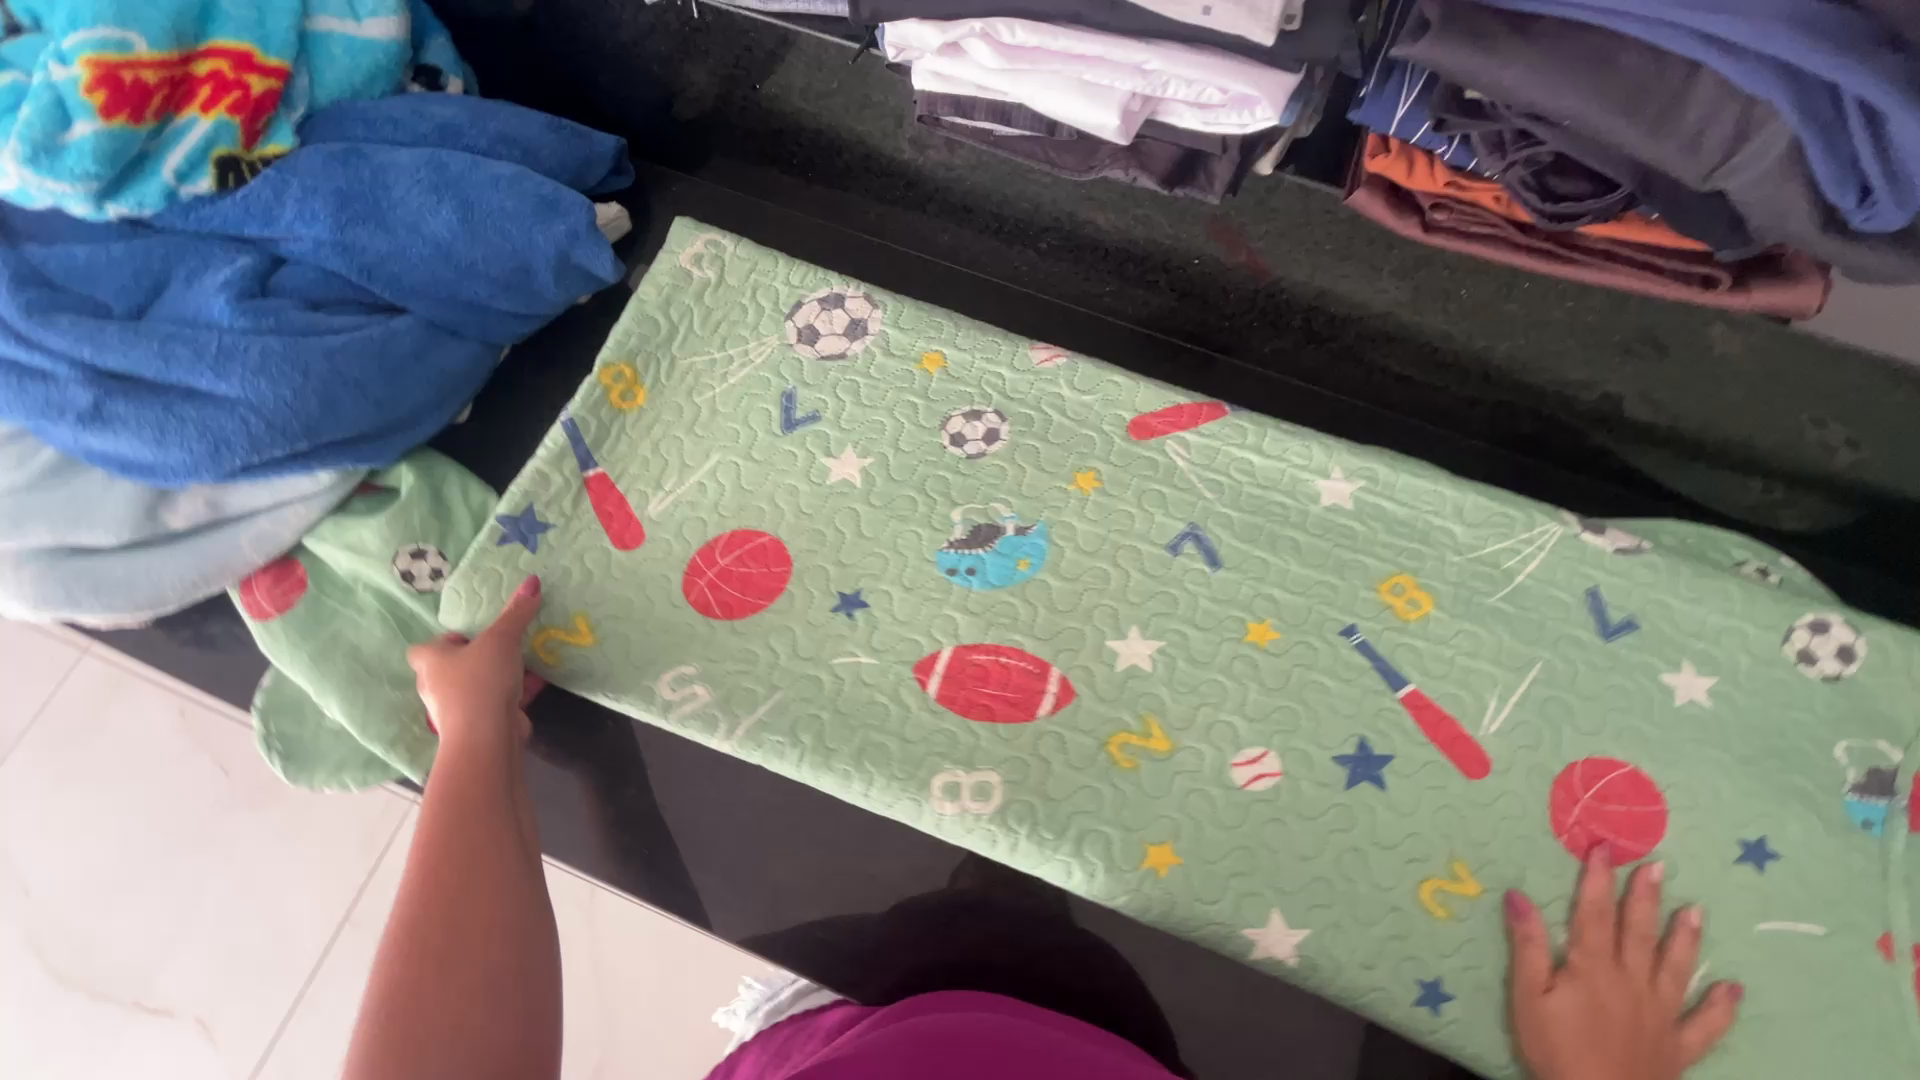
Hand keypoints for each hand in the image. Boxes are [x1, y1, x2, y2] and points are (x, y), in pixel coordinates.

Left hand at [408, 575, 544, 749]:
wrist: (486, 735)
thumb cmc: (480, 680)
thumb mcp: (501, 639)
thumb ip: (517, 613)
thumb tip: (532, 581)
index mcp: (430, 662)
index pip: (424, 648)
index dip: (446, 641)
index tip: (472, 637)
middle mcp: (436, 686)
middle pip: (452, 667)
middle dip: (476, 658)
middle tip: (503, 647)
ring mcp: (456, 708)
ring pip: (476, 685)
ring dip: (497, 677)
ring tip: (525, 663)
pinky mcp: (480, 723)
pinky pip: (496, 701)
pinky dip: (513, 693)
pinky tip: (537, 683)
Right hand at [1505, 853, 1740, 1079]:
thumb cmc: (1556, 1048)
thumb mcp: (1528, 995)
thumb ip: (1527, 945)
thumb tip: (1518, 895)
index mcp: (1592, 967)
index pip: (1594, 912)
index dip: (1597, 878)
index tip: (1602, 848)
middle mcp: (1631, 982)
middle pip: (1638, 932)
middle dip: (1644, 896)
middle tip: (1658, 866)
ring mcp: (1660, 1013)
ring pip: (1676, 966)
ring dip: (1686, 937)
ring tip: (1696, 909)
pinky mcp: (1678, 1045)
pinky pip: (1706, 1023)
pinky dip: (1723, 1005)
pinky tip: (1734, 988)